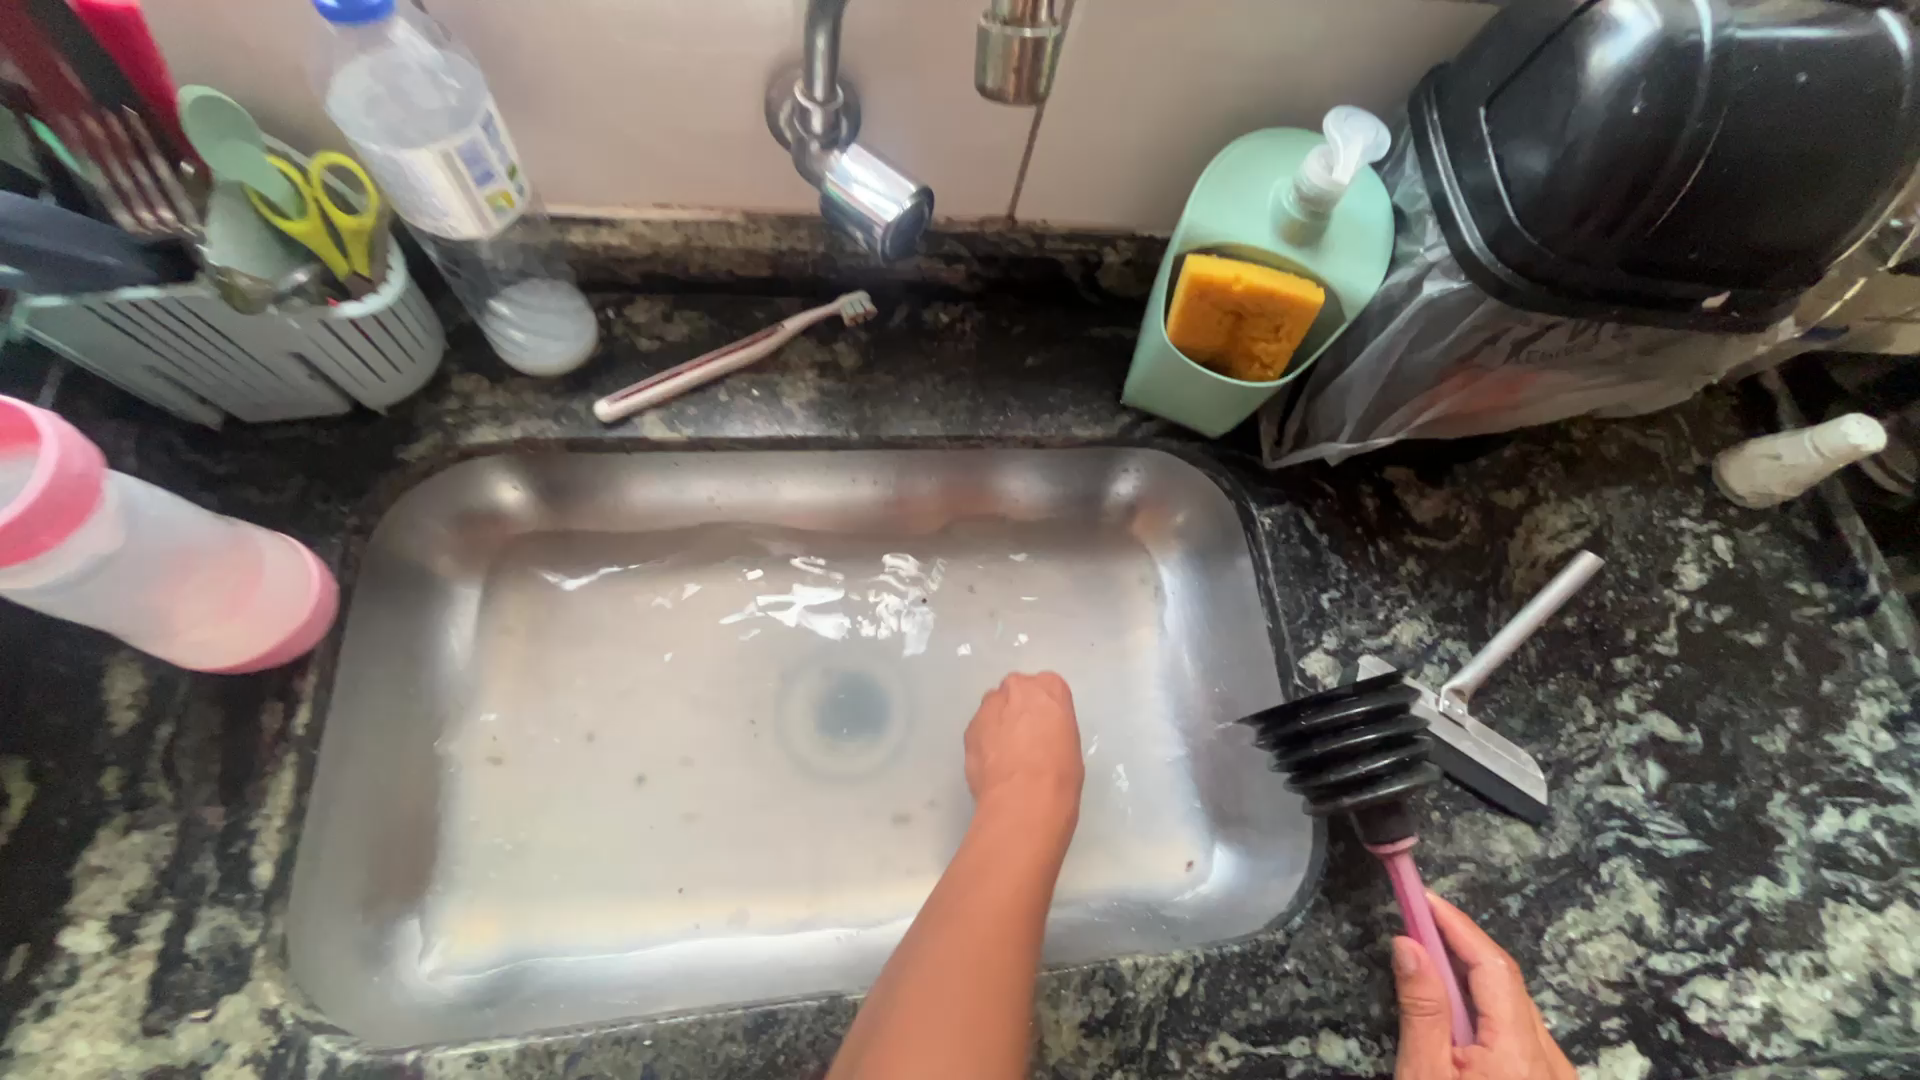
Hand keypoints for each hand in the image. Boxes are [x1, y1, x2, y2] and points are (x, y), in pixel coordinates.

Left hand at [963, 672, 1084, 826]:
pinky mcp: (969, 728)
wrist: (1023, 800)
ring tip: (1005, 755)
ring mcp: (988, 706)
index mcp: (1049, 688)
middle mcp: (1016, 687)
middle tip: (1025, 739)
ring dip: (999, 724)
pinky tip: (992, 765)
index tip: (1046, 728)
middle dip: (1018, 710)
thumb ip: (1052, 726)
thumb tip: (1039, 735)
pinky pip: (980, 729)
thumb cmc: (1060, 774)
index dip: (1045, 710)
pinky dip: (984, 742)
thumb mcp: (1070, 743)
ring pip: (994, 709)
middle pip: (1017, 692)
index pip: (1048, 688)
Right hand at [1394, 892, 1577, 1079]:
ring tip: (1423, 957)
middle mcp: (1551, 1059)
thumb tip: (1408, 942)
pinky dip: (1480, 1004)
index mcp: (1521, 1052)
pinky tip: (1451, 1008)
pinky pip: (1516, 1029)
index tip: (1419, 893)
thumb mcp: (1424, 1075)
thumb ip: (1421, 1007)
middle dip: (1458, 943)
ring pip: (1512, 1005)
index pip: (1491, 965)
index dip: (1456, 923)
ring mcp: (1556, 1076)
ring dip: (1467, 973)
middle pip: (1504, 981)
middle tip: (1412, 918)